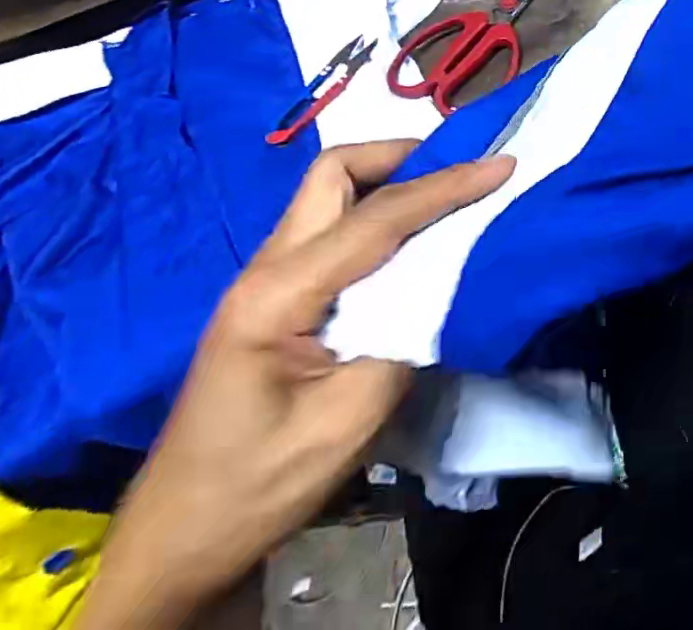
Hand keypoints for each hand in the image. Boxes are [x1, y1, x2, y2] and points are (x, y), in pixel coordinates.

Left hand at [78, 142, 514, 629]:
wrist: (187, 537)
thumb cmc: (266, 479)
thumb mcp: (353, 413)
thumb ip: (410, 332)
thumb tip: (459, 276)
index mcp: (279, 294)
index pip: (378, 215)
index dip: (448, 185)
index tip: (504, 166)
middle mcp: (267, 270)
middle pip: (334, 175)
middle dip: (405, 155)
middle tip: (468, 170)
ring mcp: (270, 281)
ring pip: (332, 195)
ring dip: (395, 180)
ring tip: (454, 194)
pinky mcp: (283, 298)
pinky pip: (338, 229)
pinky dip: (386, 213)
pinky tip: (421, 237)